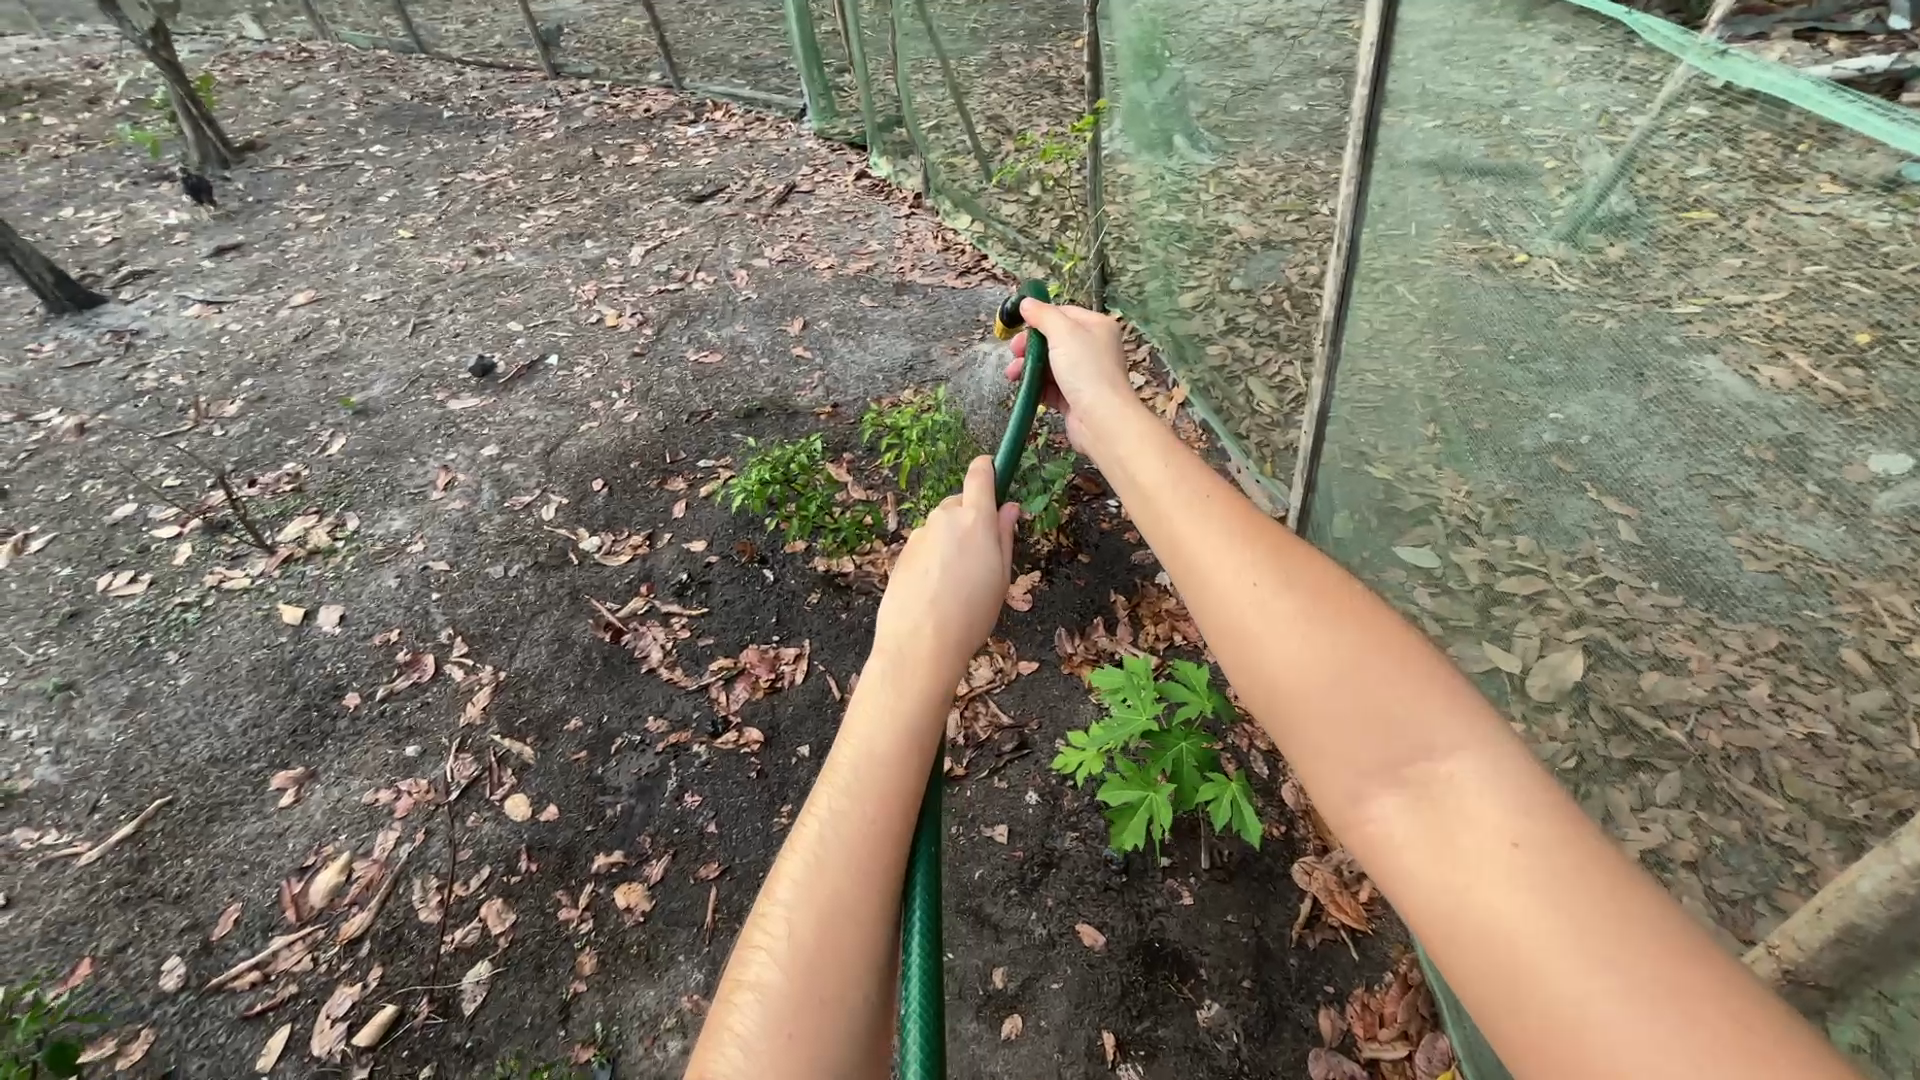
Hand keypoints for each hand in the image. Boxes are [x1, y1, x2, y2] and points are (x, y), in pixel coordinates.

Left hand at [872, 455, 1018, 678]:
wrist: (921, 643)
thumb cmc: (971, 613)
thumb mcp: (1001, 576)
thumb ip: (1005, 536)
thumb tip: (1010, 507)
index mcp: (975, 518)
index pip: (980, 474)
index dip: (988, 468)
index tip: (993, 470)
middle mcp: (944, 518)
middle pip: (960, 503)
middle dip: (971, 519)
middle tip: (982, 557)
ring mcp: (920, 534)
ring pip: (942, 527)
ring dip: (951, 542)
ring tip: (958, 583)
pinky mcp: (903, 553)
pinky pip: (926, 546)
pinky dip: (934, 559)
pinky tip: (937, 590)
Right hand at [1004, 298, 1138, 453]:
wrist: (1101, 419)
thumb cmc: (1086, 370)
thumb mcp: (1063, 333)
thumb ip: (1043, 315)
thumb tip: (1027, 302)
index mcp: (1096, 326)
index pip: (1063, 314)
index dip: (1040, 318)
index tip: (1018, 326)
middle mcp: (1092, 348)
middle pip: (1053, 340)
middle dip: (1029, 346)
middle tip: (1014, 352)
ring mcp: (1083, 375)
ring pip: (1048, 365)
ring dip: (1027, 367)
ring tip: (1012, 374)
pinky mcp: (1073, 398)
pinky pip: (1050, 387)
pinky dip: (1035, 387)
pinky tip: (1023, 388)